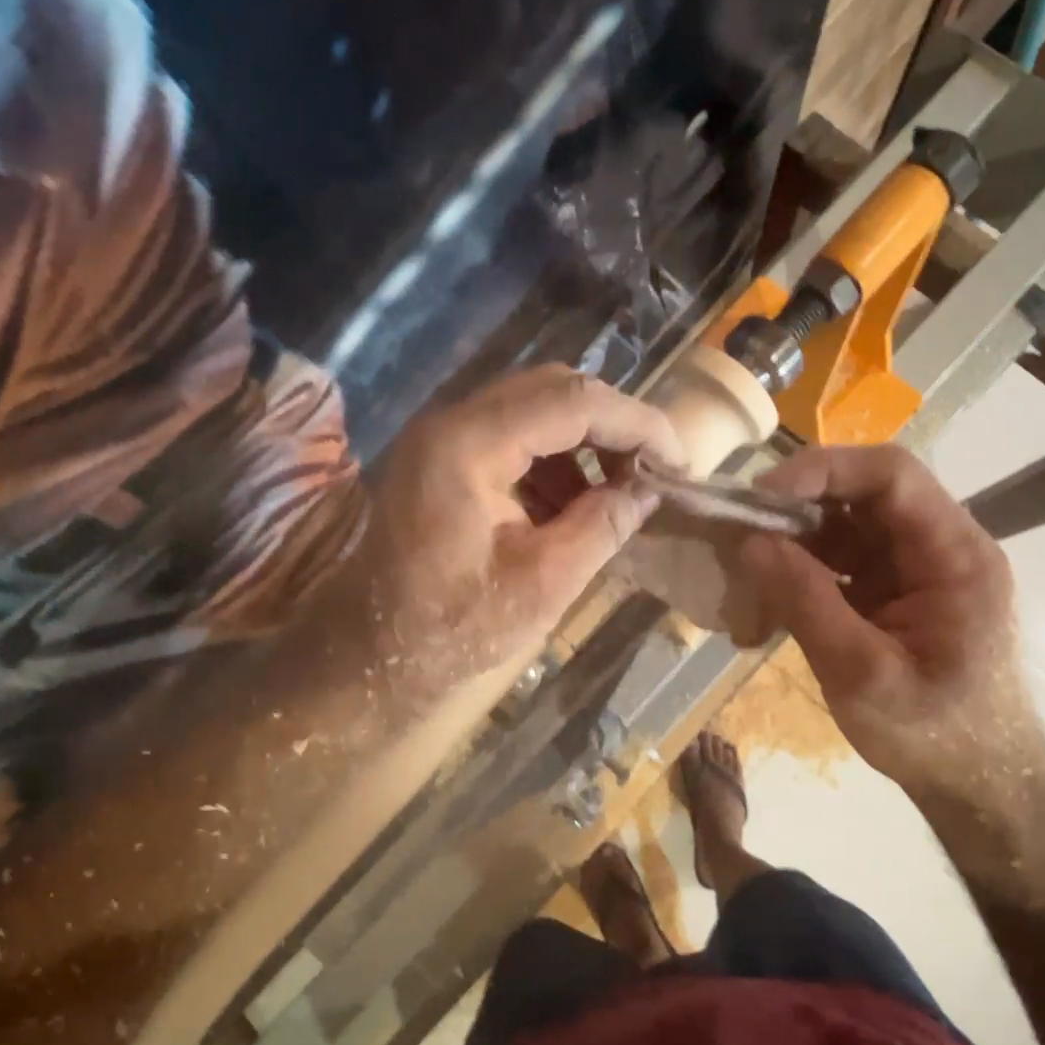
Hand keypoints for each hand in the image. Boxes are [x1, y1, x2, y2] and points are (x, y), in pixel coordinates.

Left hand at [353, 365, 683, 693]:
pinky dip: (552, 459)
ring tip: (620, 491)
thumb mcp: (541, 584)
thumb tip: (651, 490)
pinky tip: (573, 504)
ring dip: (584, 441)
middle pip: (553, 389)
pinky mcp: (441, 457)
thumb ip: (603, 525)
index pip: (573, 401)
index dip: (636, 423)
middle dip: (614, 424)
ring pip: (533, 407)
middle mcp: (450, 421)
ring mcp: (441, 436)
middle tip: (656, 468)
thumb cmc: (449, 629)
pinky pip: (510, 434)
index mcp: (468, 445)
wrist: (366, 656)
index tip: (679, 461)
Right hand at [738, 445, 1044, 799]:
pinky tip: (762, 614)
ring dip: (788, 550)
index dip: (823, 470)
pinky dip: (796, 580)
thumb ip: (807, 602)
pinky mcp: (890, 595)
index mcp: (955, 555)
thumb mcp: (863, 674)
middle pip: (860, 497)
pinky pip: (836, 565)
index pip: (891, 475)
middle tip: (737, 539)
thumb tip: (751, 542)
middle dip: (794, 512)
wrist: (978, 790)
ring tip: (743, 588)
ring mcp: (912, 572)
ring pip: (841, 529)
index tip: (761, 497)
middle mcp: (938, 548)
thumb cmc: (935, 736)